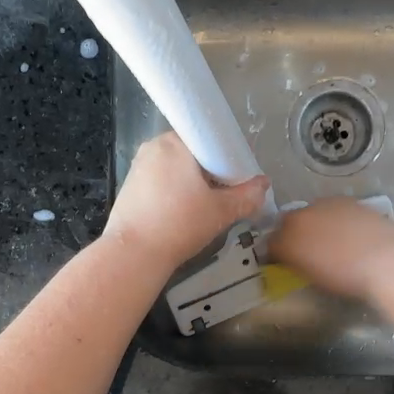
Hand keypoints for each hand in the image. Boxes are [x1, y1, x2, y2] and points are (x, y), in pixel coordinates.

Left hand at [106, 133, 269, 272]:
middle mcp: (153, 147)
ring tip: (204, 209)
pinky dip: (174, 194)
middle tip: (224, 196)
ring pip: (175, 170)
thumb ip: (246, 196)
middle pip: (192, 154)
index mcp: (175, 142)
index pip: (209, 138)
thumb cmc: (179, 224)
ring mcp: (138, 167)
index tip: (236, 178)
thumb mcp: (220, 212)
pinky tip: (181, 216)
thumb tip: (264, 185)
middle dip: (209, 173)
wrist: (132, 255)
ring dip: (191, 185)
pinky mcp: (129, 188)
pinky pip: (160, 183)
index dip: (226, 157)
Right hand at [267, 197, 393, 299]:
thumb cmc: (346, 279)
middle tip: (305, 249)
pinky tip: (346, 230)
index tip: (284, 261)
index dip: (277, 253)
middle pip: (287, 222)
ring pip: (310, 213)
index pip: (271, 244)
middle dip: (292, 233)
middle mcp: (299, 218)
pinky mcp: (345, 200)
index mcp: (287, 241)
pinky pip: (331, 208)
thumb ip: (298, 264)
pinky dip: (333, 217)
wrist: (385, 258)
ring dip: (313, 223)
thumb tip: (295, 259)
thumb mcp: (314, 277)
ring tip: (329, 238)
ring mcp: (323, 205)